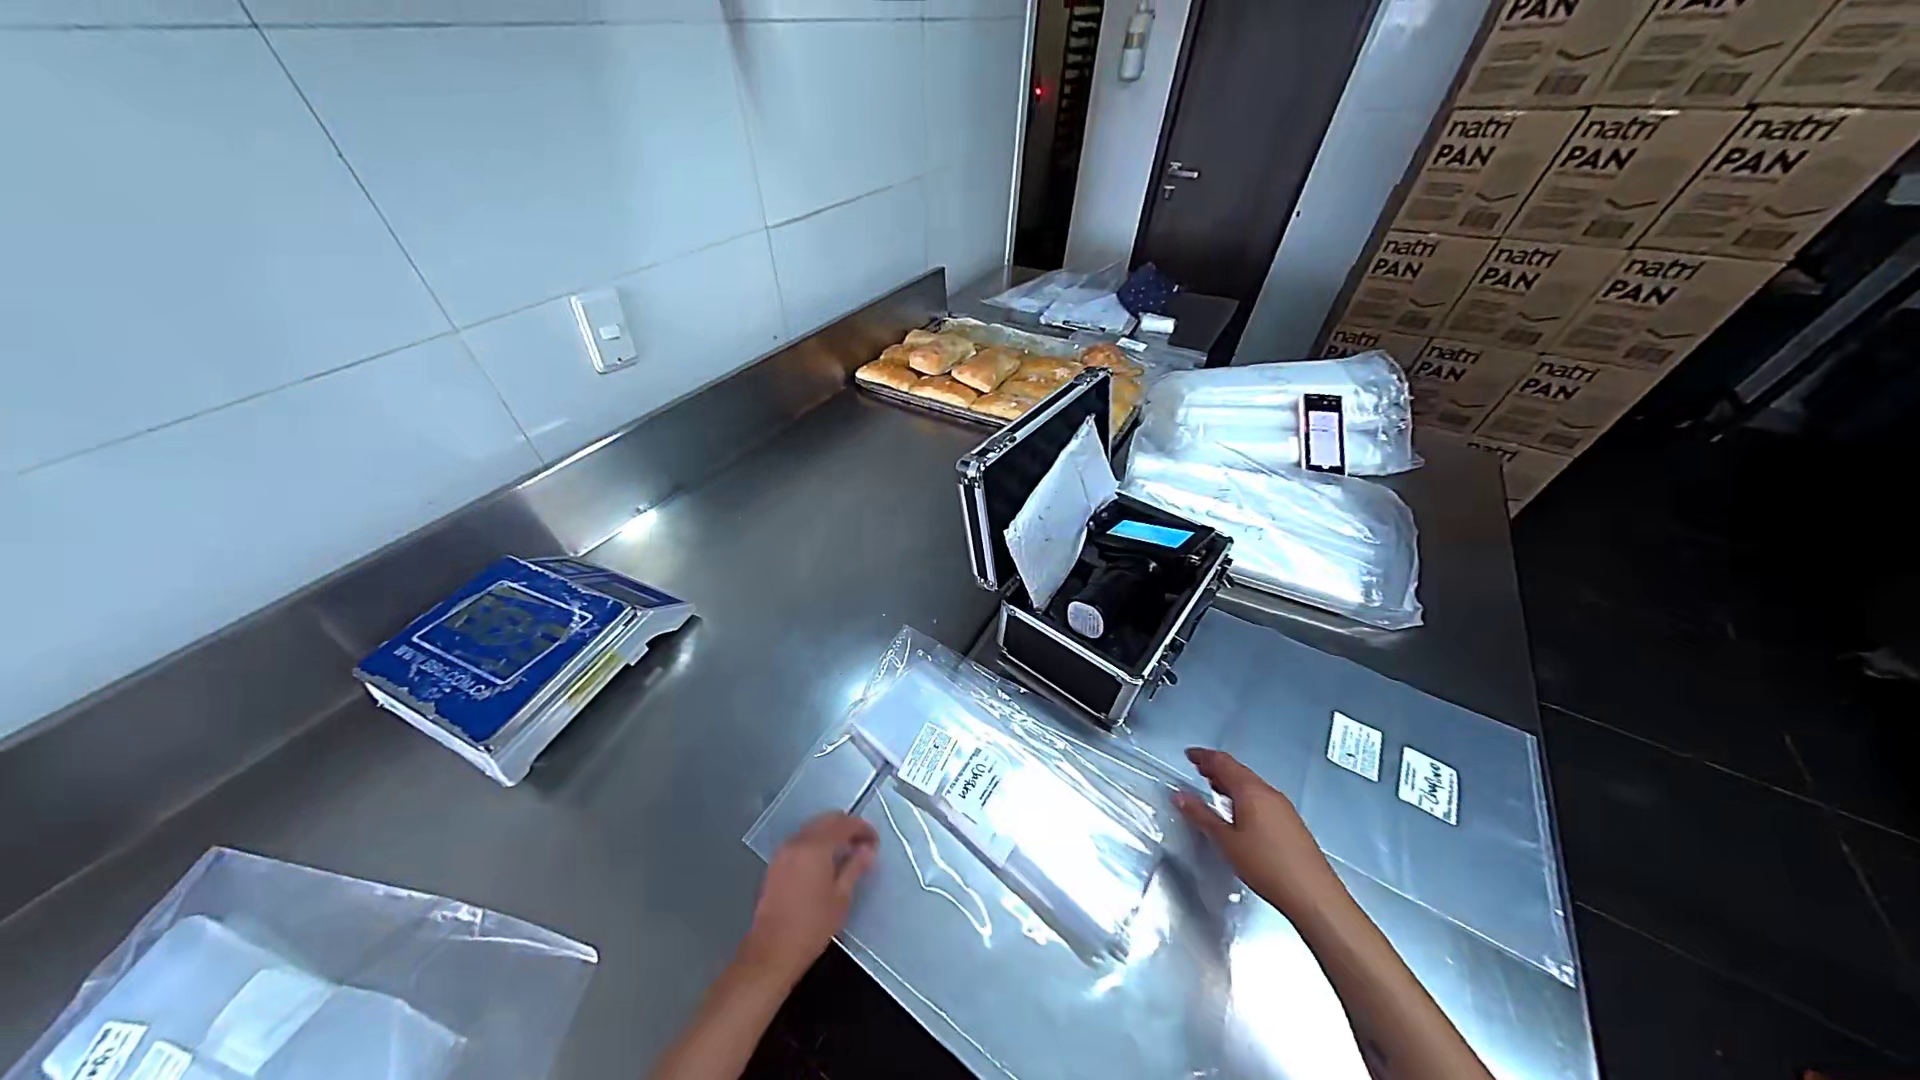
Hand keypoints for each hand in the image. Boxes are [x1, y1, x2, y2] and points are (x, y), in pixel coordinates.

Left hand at [737, 812, 877, 983]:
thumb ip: (855, 867)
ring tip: (845, 853)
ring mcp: (782, 852)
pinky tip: (824, 862)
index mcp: (815, 847)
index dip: (863, 829)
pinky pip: (800, 841)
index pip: (844, 824)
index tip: (874, 842)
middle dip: (846, 827)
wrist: (771, 952)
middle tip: (862, 844)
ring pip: (812, 829)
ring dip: (830, 833)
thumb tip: (867, 849)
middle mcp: (797, 842)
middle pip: (826, 820)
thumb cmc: (812, 927)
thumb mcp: (841, 898)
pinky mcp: (775, 865)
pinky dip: (815, 843)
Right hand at [1174, 747, 1348, 920]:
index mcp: (1251, 791)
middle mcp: (1269, 793)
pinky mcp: (1291, 823)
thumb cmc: (1267, 865)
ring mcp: (1283, 808)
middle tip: (1199, 768)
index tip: (1190, 754)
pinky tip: (1239, 811)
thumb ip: (1201, 815)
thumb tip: (1180, 797)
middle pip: (1239, 771)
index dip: (1204, 756)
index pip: (1223, 763)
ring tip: (1214, 787)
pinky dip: (1244, 796)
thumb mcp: (1226, 841)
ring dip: (1230, 782)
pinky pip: (1262, 798)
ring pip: (1252, 785)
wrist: (1313, 895)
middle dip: (1216, 768)